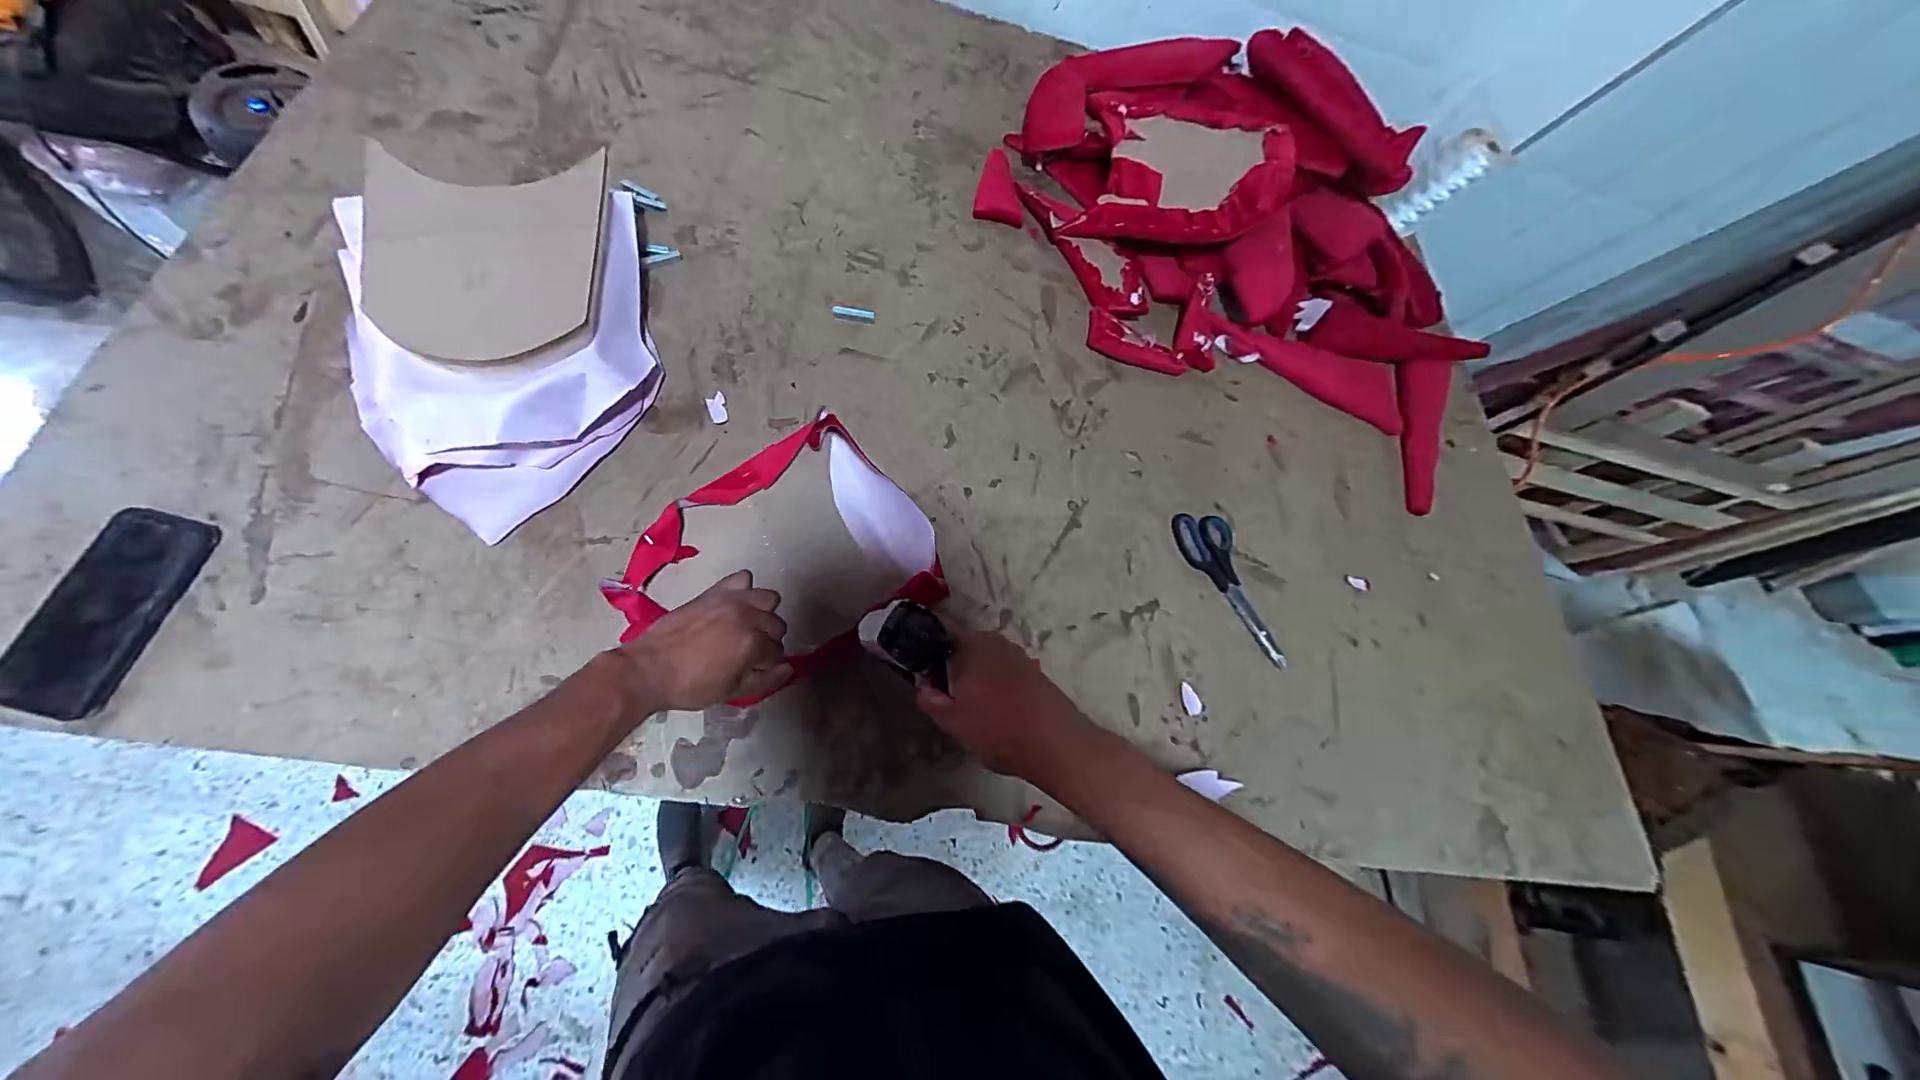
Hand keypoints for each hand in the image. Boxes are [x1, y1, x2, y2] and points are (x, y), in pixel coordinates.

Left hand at [610, 570, 791, 712]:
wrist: (648, 669)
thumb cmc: (691, 686)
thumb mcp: (732, 691)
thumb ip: (766, 680)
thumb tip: (789, 669)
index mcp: (752, 643)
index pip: (778, 651)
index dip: (768, 664)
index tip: (754, 669)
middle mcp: (747, 616)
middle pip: (777, 625)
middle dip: (768, 640)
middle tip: (749, 652)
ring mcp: (731, 600)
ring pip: (768, 598)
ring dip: (763, 613)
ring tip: (747, 626)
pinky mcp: (714, 592)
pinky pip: (742, 578)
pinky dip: (744, 590)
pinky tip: (734, 605)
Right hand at [914, 615, 1096, 780]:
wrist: (1056, 744)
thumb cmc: (997, 730)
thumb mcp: (952, 721)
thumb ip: (930, 698)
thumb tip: (923, 683)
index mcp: (970, 645)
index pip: (937, 627)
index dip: (920, 640)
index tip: (912, 659)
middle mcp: (994, 641)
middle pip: (960, 643)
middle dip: (946, 662)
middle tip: (938, 691)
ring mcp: (1017, 653)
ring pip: (982, 657)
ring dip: (970, 673)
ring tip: (966, 703)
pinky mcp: (1032, 669)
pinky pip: (1001, 667)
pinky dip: (990, 680)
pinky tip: (992, 707)